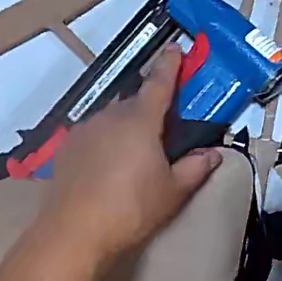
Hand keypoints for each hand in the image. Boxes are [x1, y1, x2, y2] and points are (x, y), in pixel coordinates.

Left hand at [37, 47, 223, 262]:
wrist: (74, 231)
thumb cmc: (131, 209)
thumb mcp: (172, 191)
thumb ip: (195, 168)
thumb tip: (213, 154)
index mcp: (140, 121)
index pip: (159, 83)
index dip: (169, 65)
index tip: (174, 48)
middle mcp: (110, 116)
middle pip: (135, 102)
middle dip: (151, 108)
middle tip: (164, 128)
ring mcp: (85, 130)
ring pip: (112, 118)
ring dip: (127, 126)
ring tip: (136, 153)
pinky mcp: (68, 148)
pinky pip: (94, 134)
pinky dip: (106, 140)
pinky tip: (110, 165)